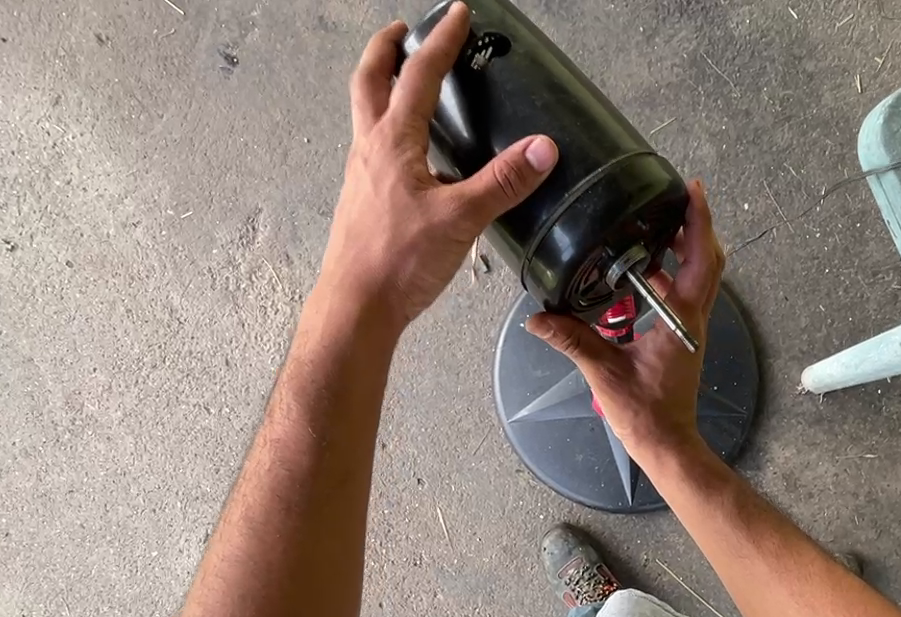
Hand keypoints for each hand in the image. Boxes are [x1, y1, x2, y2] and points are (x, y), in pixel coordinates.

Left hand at [321, 3, 558, 328]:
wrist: (359, 304)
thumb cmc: (399, 260)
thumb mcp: (461, 218)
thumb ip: (503, 183)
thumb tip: (541, 149)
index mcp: (394, 142)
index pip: (419, 76)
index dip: (441, 41)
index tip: (456, 15)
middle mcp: (371, 150)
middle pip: (370, 81)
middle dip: (387, 50)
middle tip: (404, 33)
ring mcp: (363, 176)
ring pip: (366, 115)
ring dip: (382, 88)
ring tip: (405, 86)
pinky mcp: (365, 203)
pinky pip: (374, 152)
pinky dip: (388, 135)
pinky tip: (409, 159)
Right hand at [525, 180, 724, 460]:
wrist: (666, 443)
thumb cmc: (644, 412)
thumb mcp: (604, 372)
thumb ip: (572, 340)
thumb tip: (536, 318)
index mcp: (681, 318)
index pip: (699, 259)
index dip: (698, 221)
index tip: (691, 188)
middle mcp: (693, 319)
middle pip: (709, 262)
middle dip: (696, 227)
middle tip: (672, 199)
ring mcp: (691, 330)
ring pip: (701, 279)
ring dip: (686, 250)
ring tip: (655, 226)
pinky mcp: (683, 340)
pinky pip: (686, 296)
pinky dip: (673, 276)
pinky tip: (645, 271)